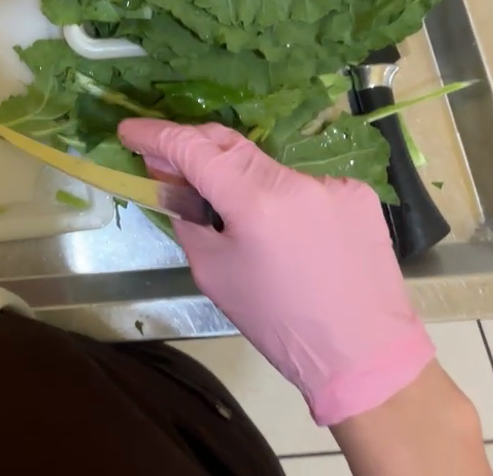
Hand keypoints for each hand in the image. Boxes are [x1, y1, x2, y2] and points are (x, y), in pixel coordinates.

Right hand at [119, 118, 435, 426]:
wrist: (366, 360)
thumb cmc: (278, 322)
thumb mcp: (213, 273)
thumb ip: (188, 218)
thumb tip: (173, 184)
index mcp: (254, 200)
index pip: (191, 146)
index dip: (154, 134)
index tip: (127, 131)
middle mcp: (292, 179)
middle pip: (226, 142)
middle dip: (190, 145)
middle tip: (164, 160)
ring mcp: (330, 183)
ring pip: (262, 163)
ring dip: (235, 175)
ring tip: (228, 210)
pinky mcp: (356, 195)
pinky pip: (299, 183)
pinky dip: (277, 195)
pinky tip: (281, 230)